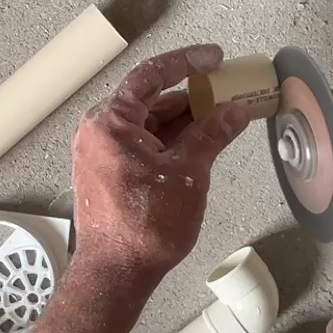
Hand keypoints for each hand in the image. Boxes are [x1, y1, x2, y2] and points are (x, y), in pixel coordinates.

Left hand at [71, 44, 251, 281]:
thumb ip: (212, 135)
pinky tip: (195, 146)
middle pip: (148, 101)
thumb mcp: (188, 173)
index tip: (214, 59)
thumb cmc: (144, 225)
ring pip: (145, 125)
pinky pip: (138, 144)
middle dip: (189, 97)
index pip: (150, 75)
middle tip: (224, 94)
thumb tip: (235, 112)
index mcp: (110, 122)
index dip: (186, 62)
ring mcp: (98, 153)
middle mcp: (97, 132)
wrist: (116, 273)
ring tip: (218, 121)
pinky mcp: (104, 173)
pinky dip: (166, 142)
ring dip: (180, 122)